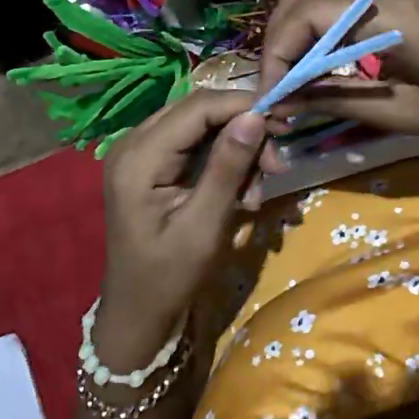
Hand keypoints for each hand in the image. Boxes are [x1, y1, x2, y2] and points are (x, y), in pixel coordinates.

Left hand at [97, 89, 283, 364]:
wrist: (137, 313)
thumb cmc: (169, 276)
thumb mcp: (204, 225)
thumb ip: (228, 167)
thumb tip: (256, 116)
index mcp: (139, 158)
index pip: (199, 107)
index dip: (244, 106)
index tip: (285, 126)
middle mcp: (133, 142)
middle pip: (200, 110)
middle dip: (244, 129)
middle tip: (276, 165)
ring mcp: (139, 151)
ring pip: (202, 125)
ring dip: (238, 147)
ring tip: (259, 189)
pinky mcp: (151, 162)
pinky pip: (195, 143)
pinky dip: (224, 159)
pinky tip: (242, 190)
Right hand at [259, 0, 418, 136]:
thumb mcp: (399, 112)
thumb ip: (336, 100)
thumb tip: (280, 104)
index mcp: (389, 15)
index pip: (307, 16)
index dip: (278, 54)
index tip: (272, 97)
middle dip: (278, 40)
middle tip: (276, 86)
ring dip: (293, 31)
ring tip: (291, 77)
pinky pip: (336, 0)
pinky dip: (314, 27)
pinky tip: (317, 61)